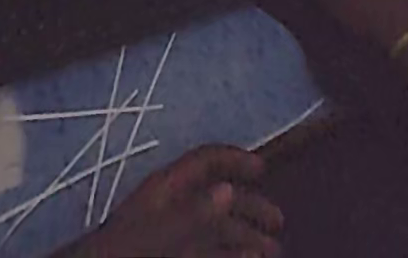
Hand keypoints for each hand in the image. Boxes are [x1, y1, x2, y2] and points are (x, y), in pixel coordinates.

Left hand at [65, 146, 283, 257]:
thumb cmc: (128, 251)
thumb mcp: (161, 232)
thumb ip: (194, 212)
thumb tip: (228, 189)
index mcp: (166, 189)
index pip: (204, 161)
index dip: (233, 159)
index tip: (262, 169)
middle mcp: (172, 205)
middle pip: (215, 196)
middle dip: (248, 205)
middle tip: (279, 221)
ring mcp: (171, 233)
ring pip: (214, 228)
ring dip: (244, 237)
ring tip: (272, 251)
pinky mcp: (173, 253)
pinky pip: (206, 251)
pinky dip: (228, 255)